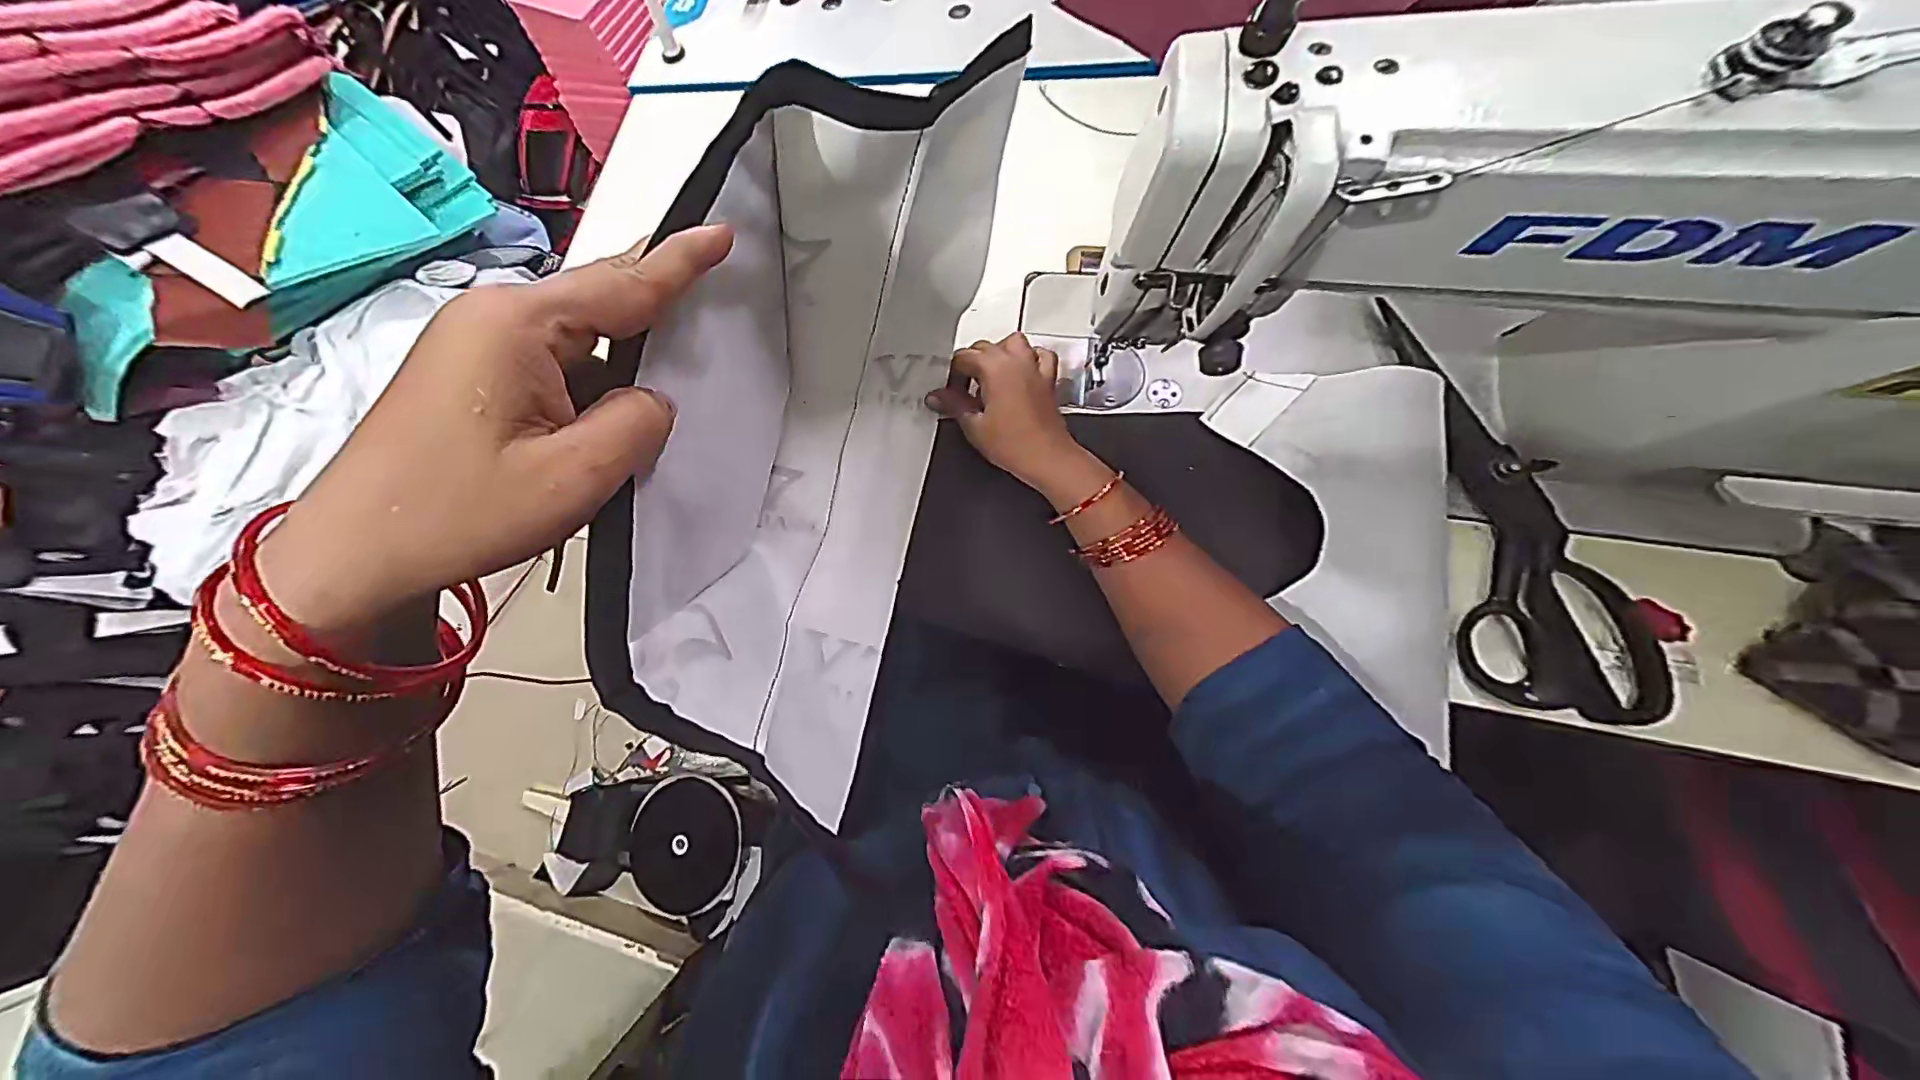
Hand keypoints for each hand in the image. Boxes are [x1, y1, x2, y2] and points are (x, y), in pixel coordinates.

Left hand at [255, 224, 734, 632]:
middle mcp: (493, 320)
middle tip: (703, 332)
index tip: (719, 234)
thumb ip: (639, 423)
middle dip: (654, 318)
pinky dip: (591, 395)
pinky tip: (597, 436)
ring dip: (618, 377)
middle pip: (600, 305)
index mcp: (515, 327)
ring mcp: (480, 347)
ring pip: (583, 345)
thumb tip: (653, 400)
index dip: (679, 260)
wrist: (359, 553)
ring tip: (628, 428)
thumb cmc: (456, 514)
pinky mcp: (477, 376)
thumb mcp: (576, 475)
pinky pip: (559, 369)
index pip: (621, 283)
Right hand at [926, 332, 1092, 493]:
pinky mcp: (1047, 381)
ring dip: (999, 353)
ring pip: (1013, 343)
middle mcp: (1016, 362)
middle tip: (962, 387)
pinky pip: (1040, 356)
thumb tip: (939, 397)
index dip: (952, 374)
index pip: (963, 357)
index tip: (948, 391)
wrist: (1047, 458)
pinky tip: (1020, 372)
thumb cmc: (1016, 445)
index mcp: (994, 367)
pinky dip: (1030, 358)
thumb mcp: (974, 426)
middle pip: (985, 347)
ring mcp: (1034, 369)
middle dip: (971, 363)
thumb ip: (954, 405)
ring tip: (988, 375)